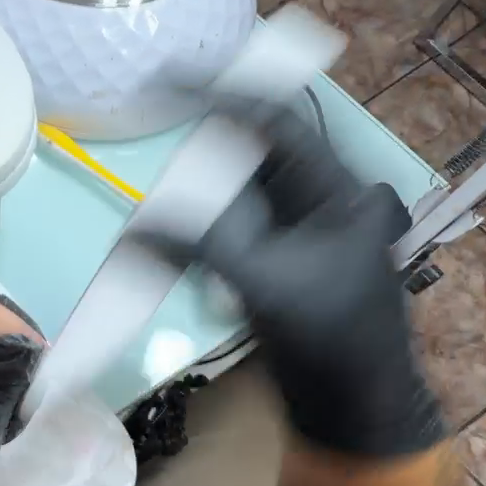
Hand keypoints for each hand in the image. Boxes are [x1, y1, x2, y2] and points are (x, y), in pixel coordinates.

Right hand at [179, 108, 444, 457]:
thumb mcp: (266, 283)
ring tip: (153, 199)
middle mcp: (316, 199)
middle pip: (250, 154)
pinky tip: (168, 247)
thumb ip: (200, 247)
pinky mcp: (272, 264)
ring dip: (193, 198)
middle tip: (151, 138)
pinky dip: (194, 236)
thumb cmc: (331, 338)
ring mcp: (294, 234)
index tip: (164, 81)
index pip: (276, 120)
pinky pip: (226, 234)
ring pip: (234, 196)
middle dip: (199, 149)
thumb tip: (133, 229)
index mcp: (335, 188)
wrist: (352, 404)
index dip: (222, 93)